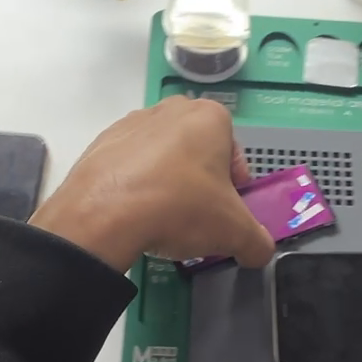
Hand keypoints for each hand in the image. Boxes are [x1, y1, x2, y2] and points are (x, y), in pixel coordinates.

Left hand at [29, 97, 275, 272]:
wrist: (104, 214)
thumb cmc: (181, 208)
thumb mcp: (235, 232)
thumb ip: (257, 242)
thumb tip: (260, 252)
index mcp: (210, 117)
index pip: (234, 154)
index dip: (235, 188)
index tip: (225, 212)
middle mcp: (171, 108)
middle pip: (198, 154)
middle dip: (201, 184)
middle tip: (196, 219)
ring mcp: (132, 122)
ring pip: (163, 159)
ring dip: (168, 185)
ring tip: (162, 221)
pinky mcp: (101, 142)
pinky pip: (130, 167)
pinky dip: (136, 187)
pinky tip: (134, 215)